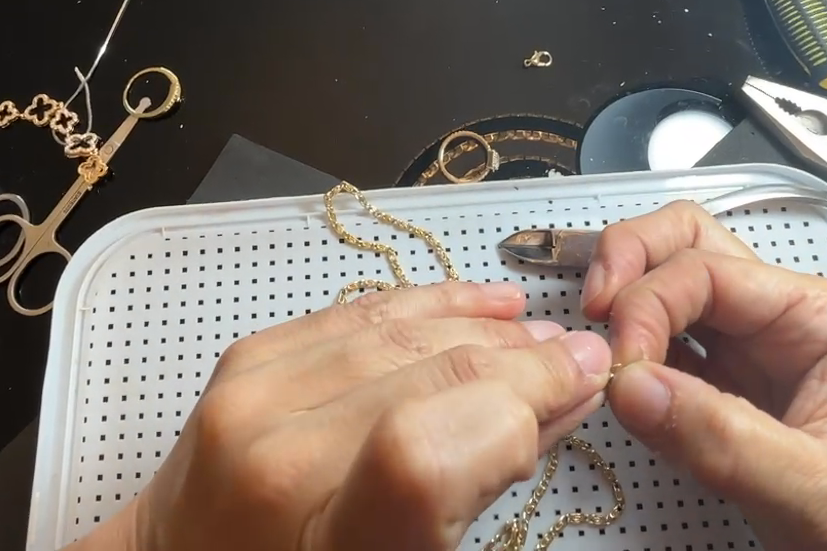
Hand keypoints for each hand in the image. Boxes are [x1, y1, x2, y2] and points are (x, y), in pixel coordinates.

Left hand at [77, 281, 611, 550]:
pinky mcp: (246, 355)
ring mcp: (251, 393)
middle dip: (516, 359)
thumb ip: (471, 494)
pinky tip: (471, 300)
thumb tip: (556, 403)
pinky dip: (422, 303)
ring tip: (533, 326)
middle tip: (578, 353)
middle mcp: (272, 457)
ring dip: (476, 323)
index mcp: (317, 544)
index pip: (420, 454)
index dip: (513, 411)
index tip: (580, 389)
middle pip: (420, 375)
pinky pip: (355, 313)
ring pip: (393, 330)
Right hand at [584, 202, 826, 550]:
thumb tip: (619, 383)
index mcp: (821, 315)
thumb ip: (721, 438)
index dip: (648, 304)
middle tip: (591, 313)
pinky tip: (618, 369)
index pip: (708, 270)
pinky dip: (636, 342)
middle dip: (629, 261)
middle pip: (687, 241)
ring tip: (596, 337)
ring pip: (673, 277)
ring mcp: (759, 344)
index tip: (618, 368)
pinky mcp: (736, 381)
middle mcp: (785, 312)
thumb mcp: (826, 497)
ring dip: (626, 293)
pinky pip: (673, 338)